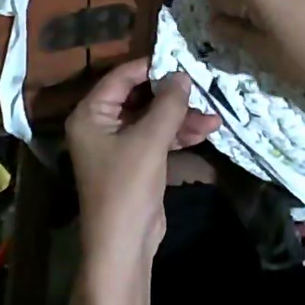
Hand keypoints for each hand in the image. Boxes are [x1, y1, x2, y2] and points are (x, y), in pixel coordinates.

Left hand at [65, 58, 219, 267]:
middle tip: (202, 87)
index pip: (121, 78)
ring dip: (181, 117)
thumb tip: (183, 74)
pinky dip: (178, 134)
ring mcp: (119, 144)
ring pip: (153, 119)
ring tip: (213, 117)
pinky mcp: (136, 161)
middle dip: (172, 96)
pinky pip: (158, 137)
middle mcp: (101, 124)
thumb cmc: (127, 186)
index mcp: (91, 114)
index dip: (151, 67)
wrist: (124, 245)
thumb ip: (168, 104)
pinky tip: (206, 130)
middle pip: (139, 97)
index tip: (181, 59)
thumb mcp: (149, 141)